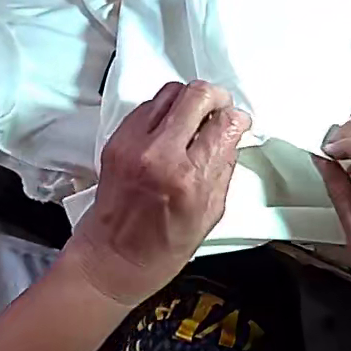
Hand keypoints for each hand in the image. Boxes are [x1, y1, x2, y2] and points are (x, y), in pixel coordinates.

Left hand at [68, 80, 250, 305]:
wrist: (112, 258)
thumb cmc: (159, 248)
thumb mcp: (210, 214)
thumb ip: (223, 169)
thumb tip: (232, 137)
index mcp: (188, 179)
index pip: (223, 124)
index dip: (236, 118)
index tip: (238, 122)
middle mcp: (159, 155)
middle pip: (196, 95)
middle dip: (216, 98)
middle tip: (220, 109)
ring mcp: (133, 144)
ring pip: (170, 92)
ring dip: (188, 101)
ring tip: (194, 119)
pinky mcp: (116, 139)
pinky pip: (147, 106)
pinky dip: (164, 111)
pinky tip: (169, 130)